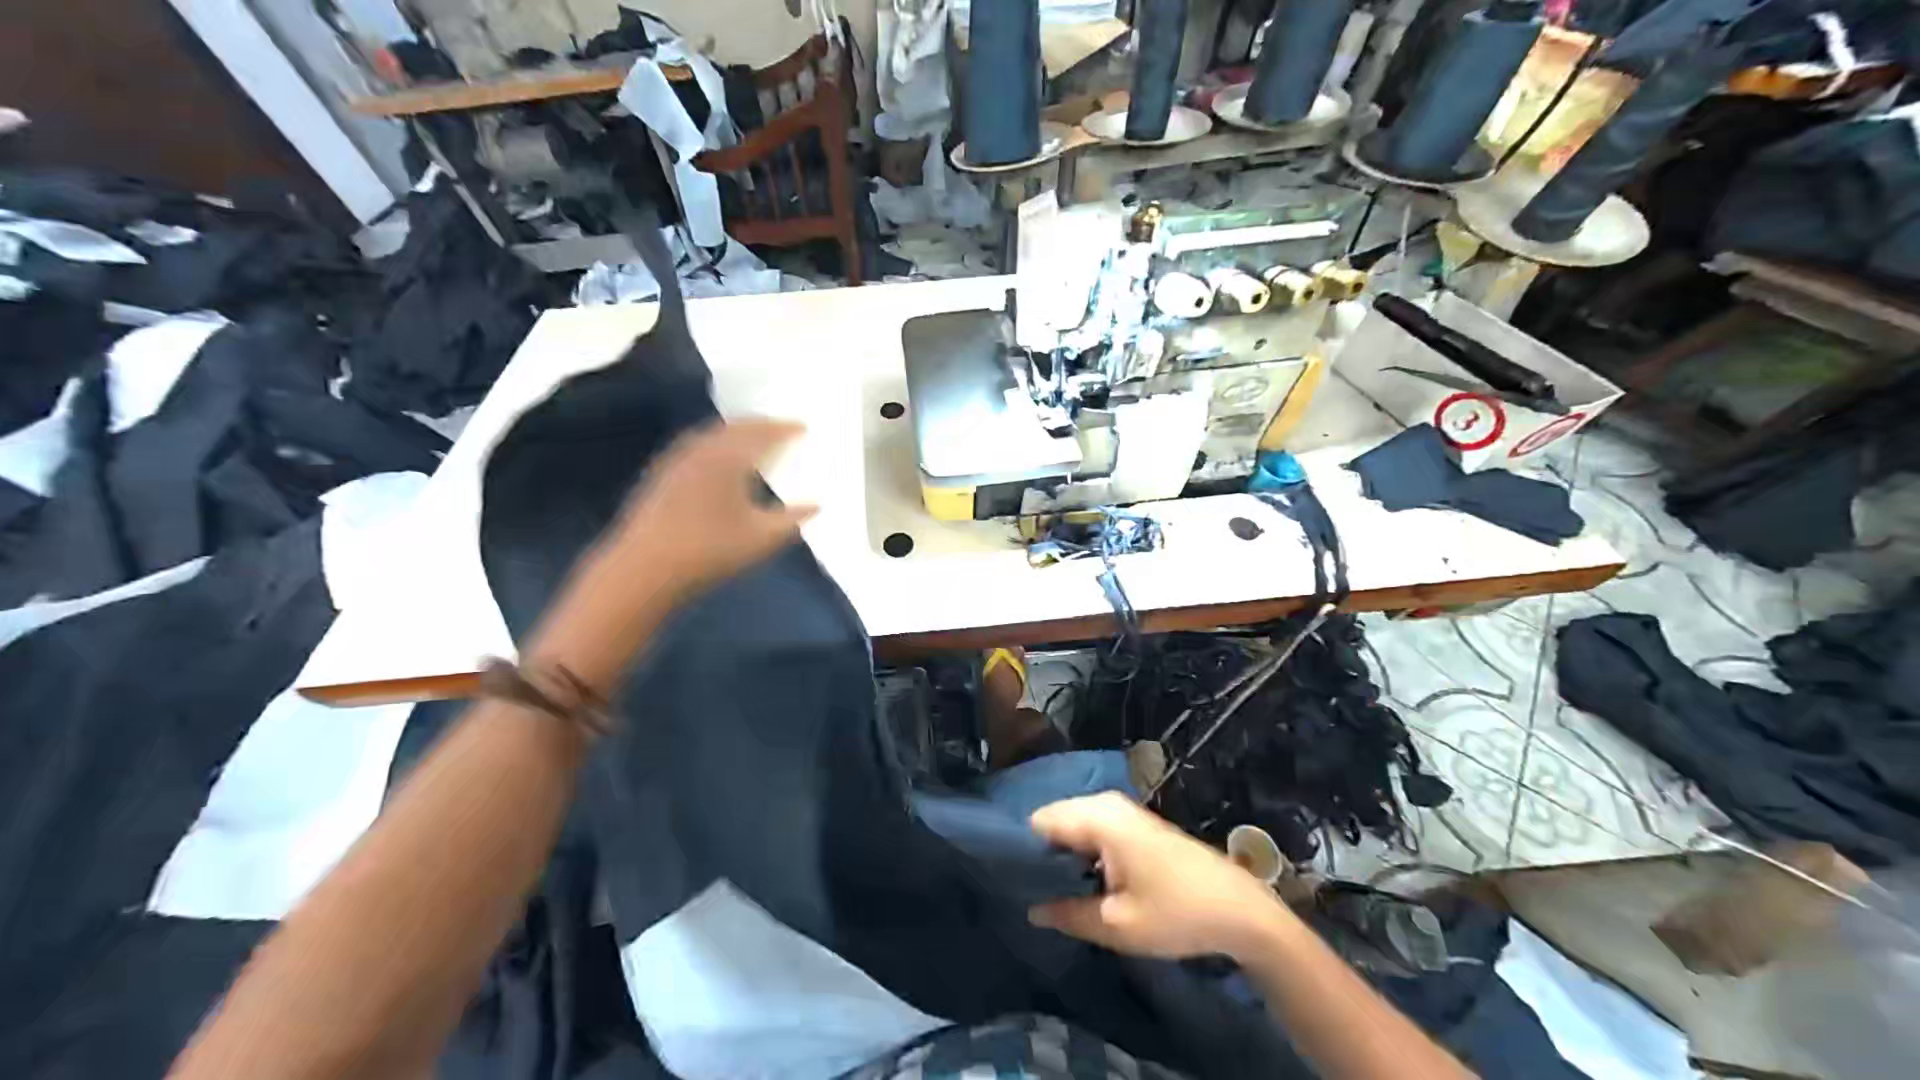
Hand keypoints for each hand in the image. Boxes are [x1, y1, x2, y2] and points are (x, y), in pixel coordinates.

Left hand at [525, 418, 815, 689]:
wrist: (644, 570)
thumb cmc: (710, 552)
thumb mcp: (761, 539)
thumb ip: (792, 520)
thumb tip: (817, 506)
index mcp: (729, 459)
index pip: (762, 434)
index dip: (784, 428)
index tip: (803, 426)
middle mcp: (702, 451)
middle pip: (735, 428)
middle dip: (759, 424)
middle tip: (779, 426)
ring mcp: (677, 462)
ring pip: (711, 435)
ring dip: (735, 431)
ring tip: (751, 437)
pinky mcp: (661, 477)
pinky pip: (695, 447)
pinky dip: (714, 444)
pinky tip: (715, 460)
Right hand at [1028, 793, 1290, 959]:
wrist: (1241, 911)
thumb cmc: (1177, 914)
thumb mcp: (1117, 925)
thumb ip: (1067, 914)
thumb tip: (1031, 909)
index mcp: (1098, 817)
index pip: (1039, 821)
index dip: (1023, 851)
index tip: (1016, 884)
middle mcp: (1106, 802)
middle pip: (1054, 819)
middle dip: (1042, 853)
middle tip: (1035, 892)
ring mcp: (1122, 809)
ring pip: (1072, 824)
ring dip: (1063, 854)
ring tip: (1056, 890)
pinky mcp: (1134, 822)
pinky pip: (1091, 828)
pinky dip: (1082, 851)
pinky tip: (1084, 881)